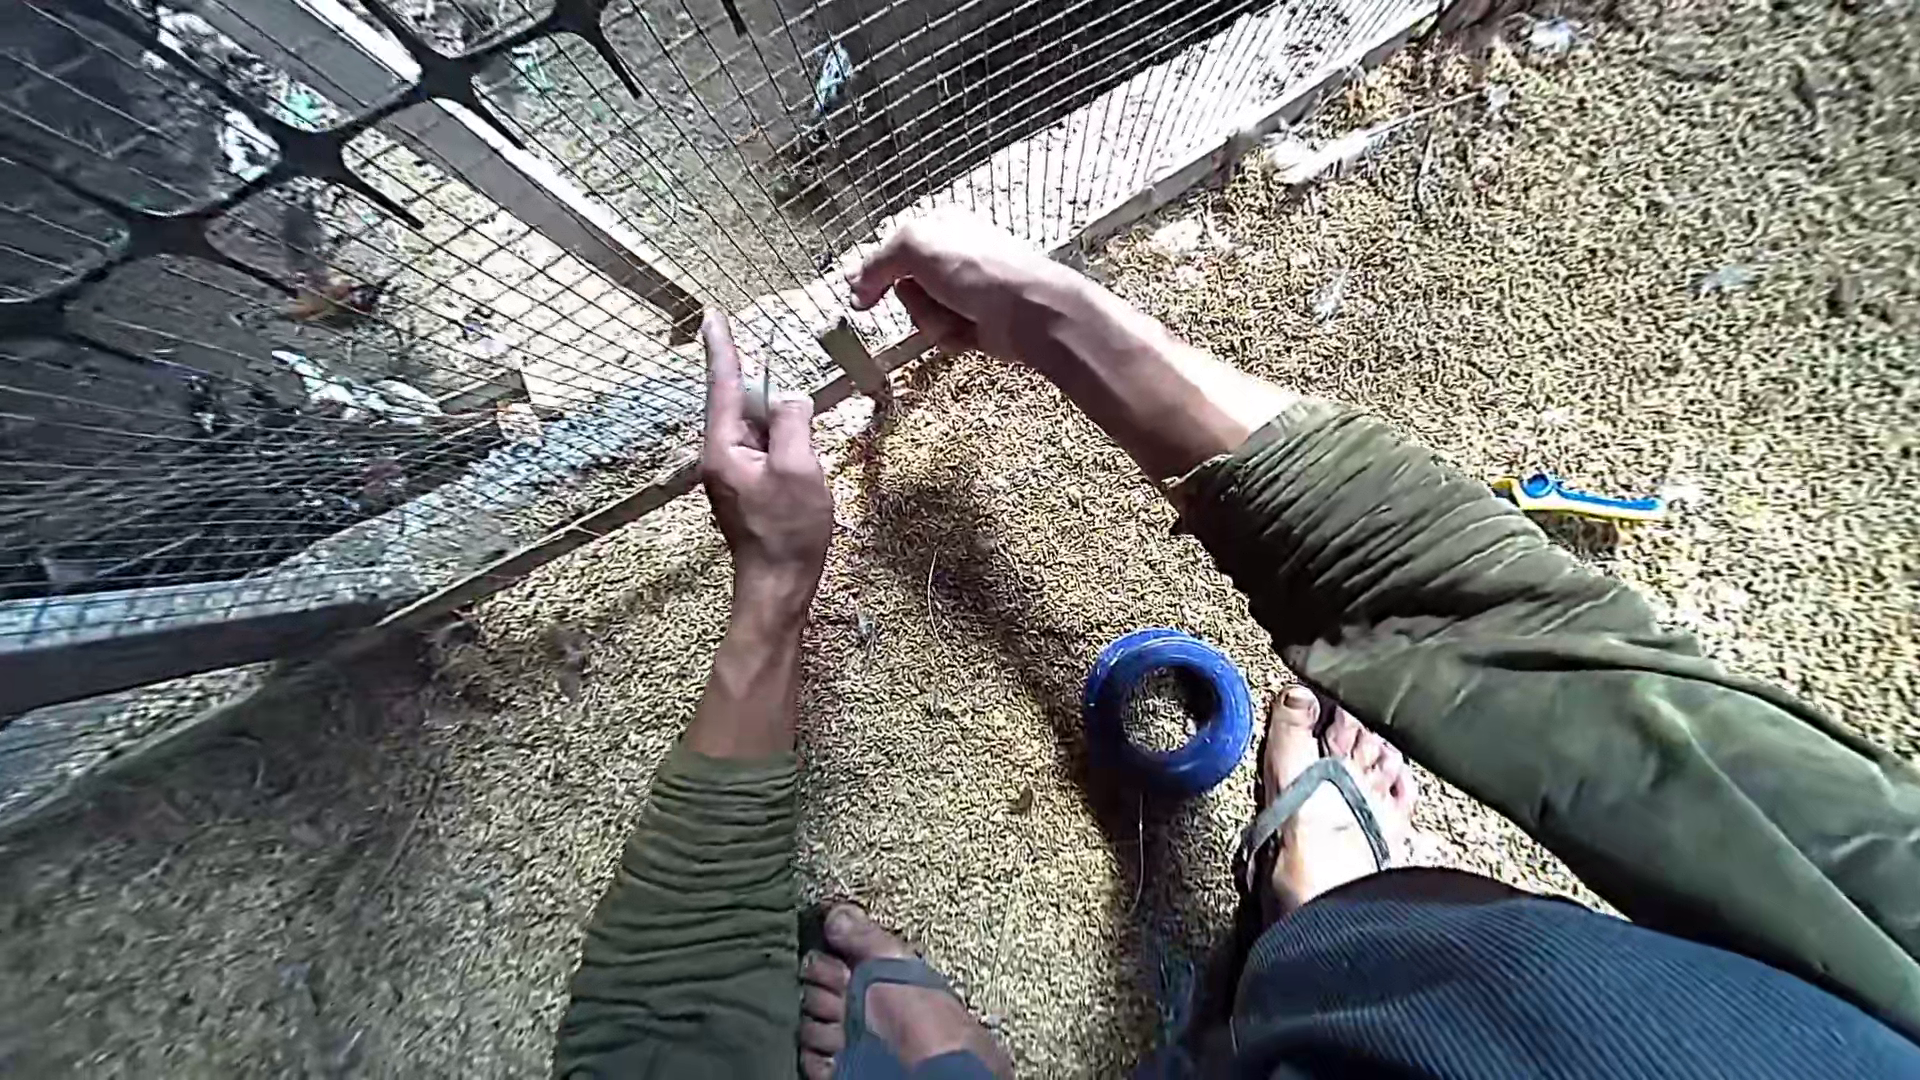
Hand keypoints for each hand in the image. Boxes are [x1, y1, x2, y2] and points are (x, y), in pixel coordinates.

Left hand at [700, 310, 832, 626]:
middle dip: (767, 394)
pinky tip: (801, 458)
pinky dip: (783, 444)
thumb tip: (792, 398)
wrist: (778, 583)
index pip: (723, 386)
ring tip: (802, 449)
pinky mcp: (748, 488)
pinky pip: (764, 450)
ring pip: (757, 430)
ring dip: (781, 424)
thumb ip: (794, 423)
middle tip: (790, 398)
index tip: (711, 315)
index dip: (722, 348)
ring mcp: (733, 474)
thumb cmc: (789, 529)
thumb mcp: (800, 468)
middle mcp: (721, 456)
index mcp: (724, 447)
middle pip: (742, 406)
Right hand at [846, 212, 1070, 364]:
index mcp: (938, 227)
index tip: (859, 298)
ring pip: (923, 316)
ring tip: (958, 315)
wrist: (1026, 310)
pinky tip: (971, 331)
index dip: (874, 276)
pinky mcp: (974, 323)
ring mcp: (964, 293)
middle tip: (930, 297)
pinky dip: (953, 337)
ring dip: (934, 321)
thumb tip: (854, 288)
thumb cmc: (975, 268)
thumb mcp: (915, 247)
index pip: (892, 251)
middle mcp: (951, 258)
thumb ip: (878, 262)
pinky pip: (944, 336)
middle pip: (906, 289)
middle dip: (915, 302)